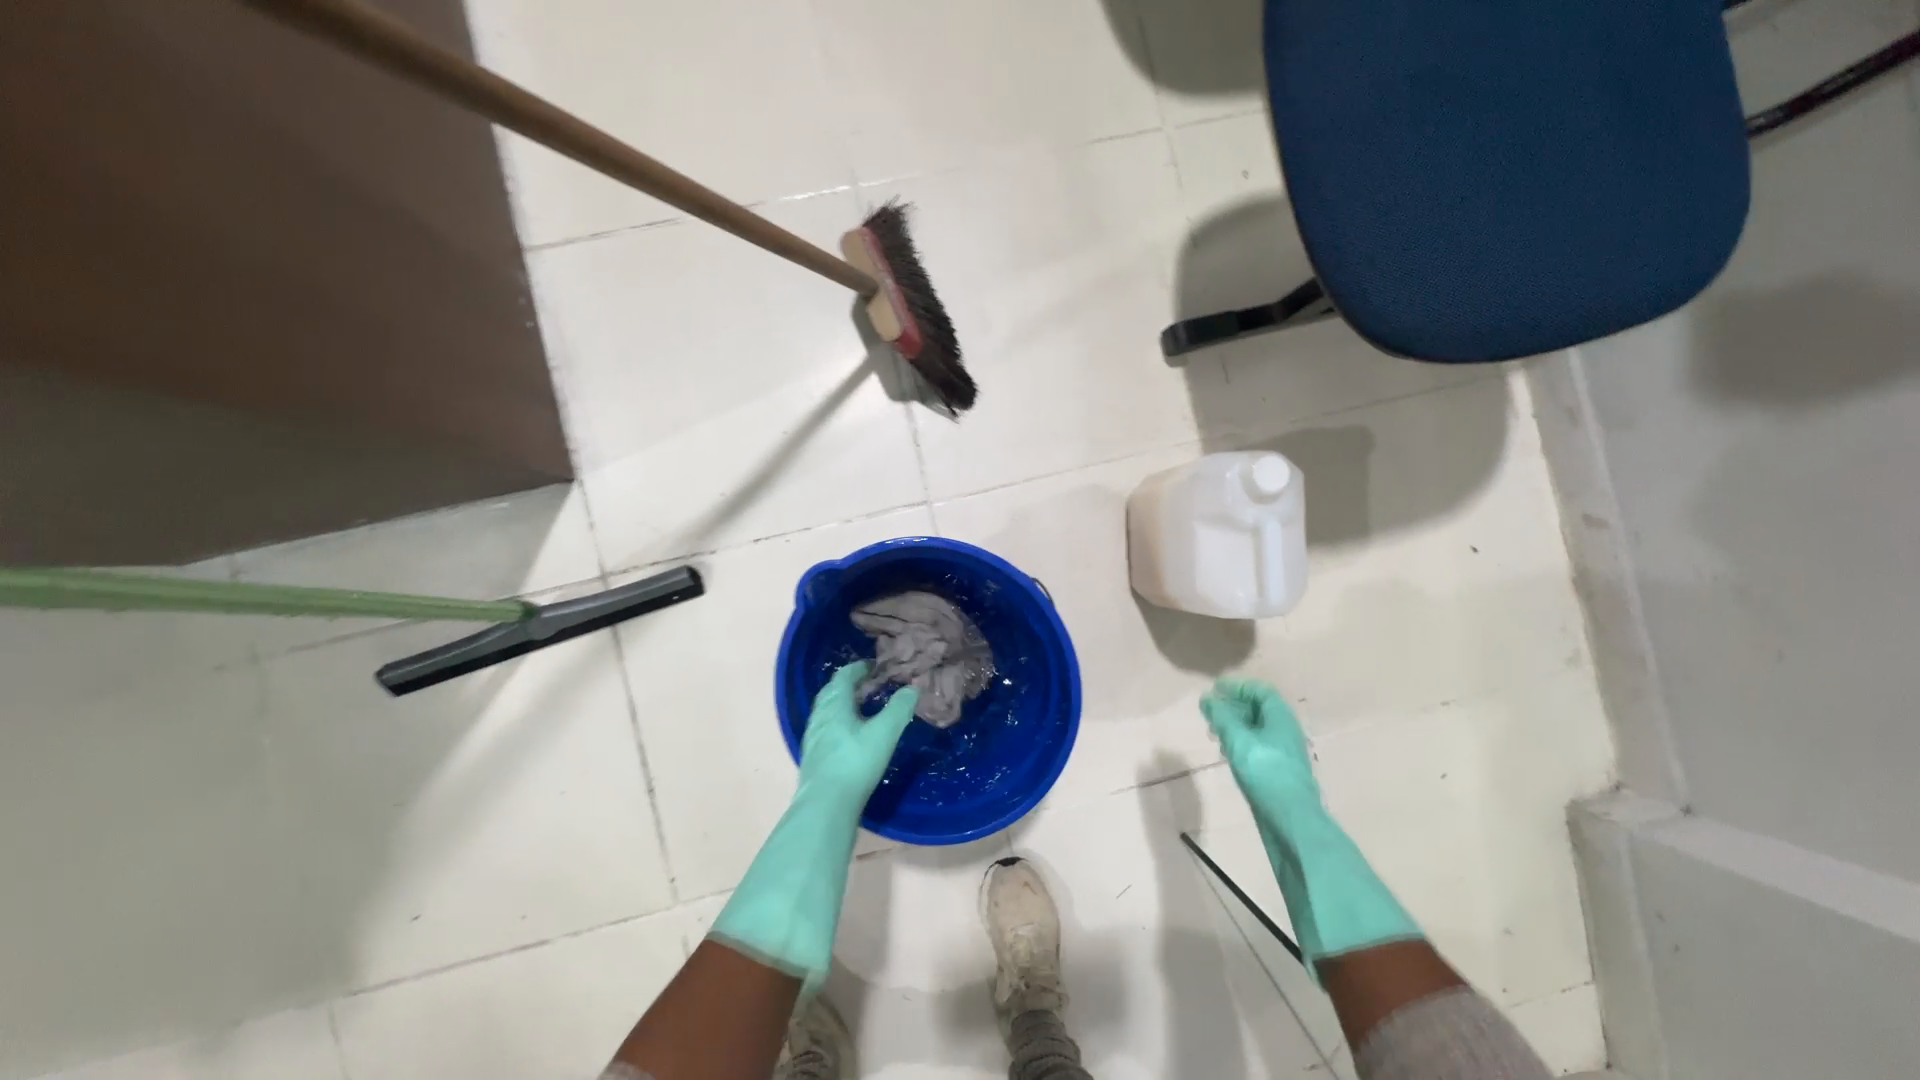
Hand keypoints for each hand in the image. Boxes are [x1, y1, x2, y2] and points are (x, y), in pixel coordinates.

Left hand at [708, 662, 919, 990]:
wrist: (825, 806)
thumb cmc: (855, 763)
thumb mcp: (884, 733)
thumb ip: (899, 709)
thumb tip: (912, 688)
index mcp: (835, 703)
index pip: (844, 676)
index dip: (860, 668)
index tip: (876, 667)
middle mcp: (819, 715)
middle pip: (833, 692)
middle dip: (851, 685)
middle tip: (871, 686)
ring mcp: (813, 737)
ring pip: (828, 712)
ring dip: (844, 705)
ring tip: (863, 710)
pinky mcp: (813, 757)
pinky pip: (826, 729)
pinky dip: (839, 723)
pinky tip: (850, 737)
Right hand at [1200, 676, 1319, 817]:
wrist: (1291, 821)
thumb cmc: (1266, 774)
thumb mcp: (1239, 741)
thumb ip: (1221, 717)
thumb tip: (1207, 697)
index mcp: (1280, 718)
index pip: (1260, 691)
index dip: (1237, 687)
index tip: (1214, 690)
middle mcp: (1284, 731)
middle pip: (1258, 709)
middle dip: (1233, 706)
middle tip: (1210, 712)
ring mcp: (1282, 753)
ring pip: (1256, 730)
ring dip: (1234, 726)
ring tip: (1213, 733)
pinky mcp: (1276, 771)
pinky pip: (1256, 748)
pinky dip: (1239, 744)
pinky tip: (1226, 753)